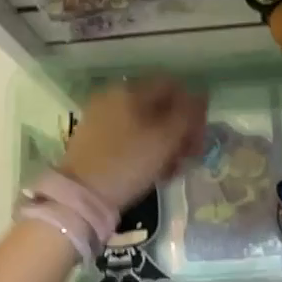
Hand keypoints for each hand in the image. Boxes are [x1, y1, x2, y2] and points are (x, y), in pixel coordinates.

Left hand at [60, 78, 207, 210]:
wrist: (80, 195)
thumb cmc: (129, 163)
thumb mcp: (167, 138)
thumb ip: (188, 113)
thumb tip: (201, 95)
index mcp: (132, 90)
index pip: (174, 87)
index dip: (193, 109)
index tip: (199, 137)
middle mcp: (114, 96)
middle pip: (159, 105)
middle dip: (179, 129)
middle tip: (188, 156)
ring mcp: (101, 116)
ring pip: (145, 123)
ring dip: (164, 142)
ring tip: (171, 168)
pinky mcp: (93, 138)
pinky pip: (128, 135)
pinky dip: (144, 148)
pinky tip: (151, 170)